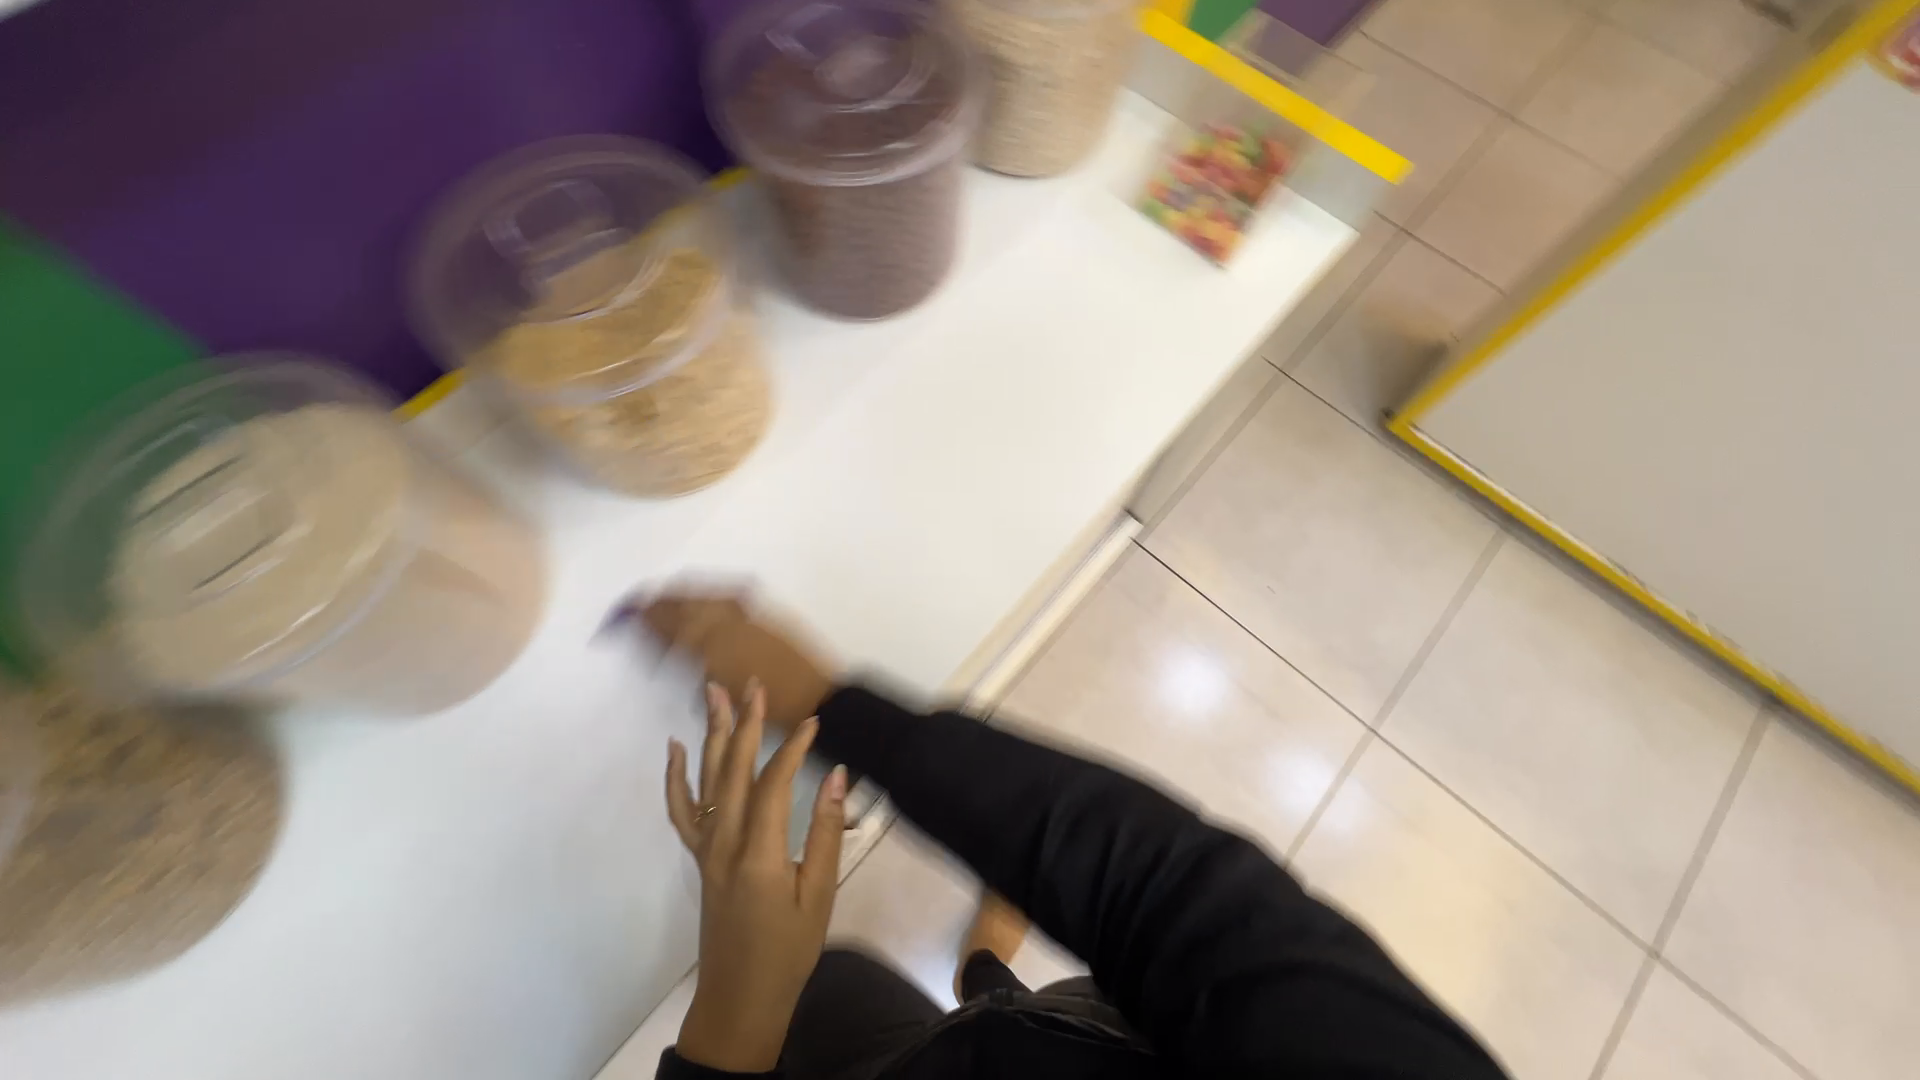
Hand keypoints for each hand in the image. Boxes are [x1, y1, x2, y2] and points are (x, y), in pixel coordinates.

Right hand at [637, 590, 836, 735]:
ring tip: (655, 602)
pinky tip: (697, 598)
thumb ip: (688, 668)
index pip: (662, 624)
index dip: (633, 622)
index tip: (612, 625)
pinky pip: (724, 592)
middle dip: (649, 603)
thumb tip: (662, 653)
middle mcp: (725, 619)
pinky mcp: (763, 611)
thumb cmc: (770, 707)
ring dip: (673, 595)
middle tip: (626, 611)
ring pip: (699, 591)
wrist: (818, 694)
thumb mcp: (720, 695)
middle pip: (678, 601)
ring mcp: (747, 611)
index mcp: (711, 644)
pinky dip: (702, 592)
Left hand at [667, 681, 848, 1072]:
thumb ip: (826, 833)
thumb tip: (837, 776)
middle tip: (753, 683)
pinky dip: (676, 777)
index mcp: (759, 853)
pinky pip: (682, 811)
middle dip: (745, 722)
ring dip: (710, 734)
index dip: (794, 747)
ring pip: (705, 780)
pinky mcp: (699, 858)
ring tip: (714, 695)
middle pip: (733, 769)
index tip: (815, 721)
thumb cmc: (788, 950)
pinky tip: (677, 749)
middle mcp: (724, 843)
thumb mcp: (819, 896)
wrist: (741, 1000)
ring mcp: (706, 850)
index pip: (775, 782)